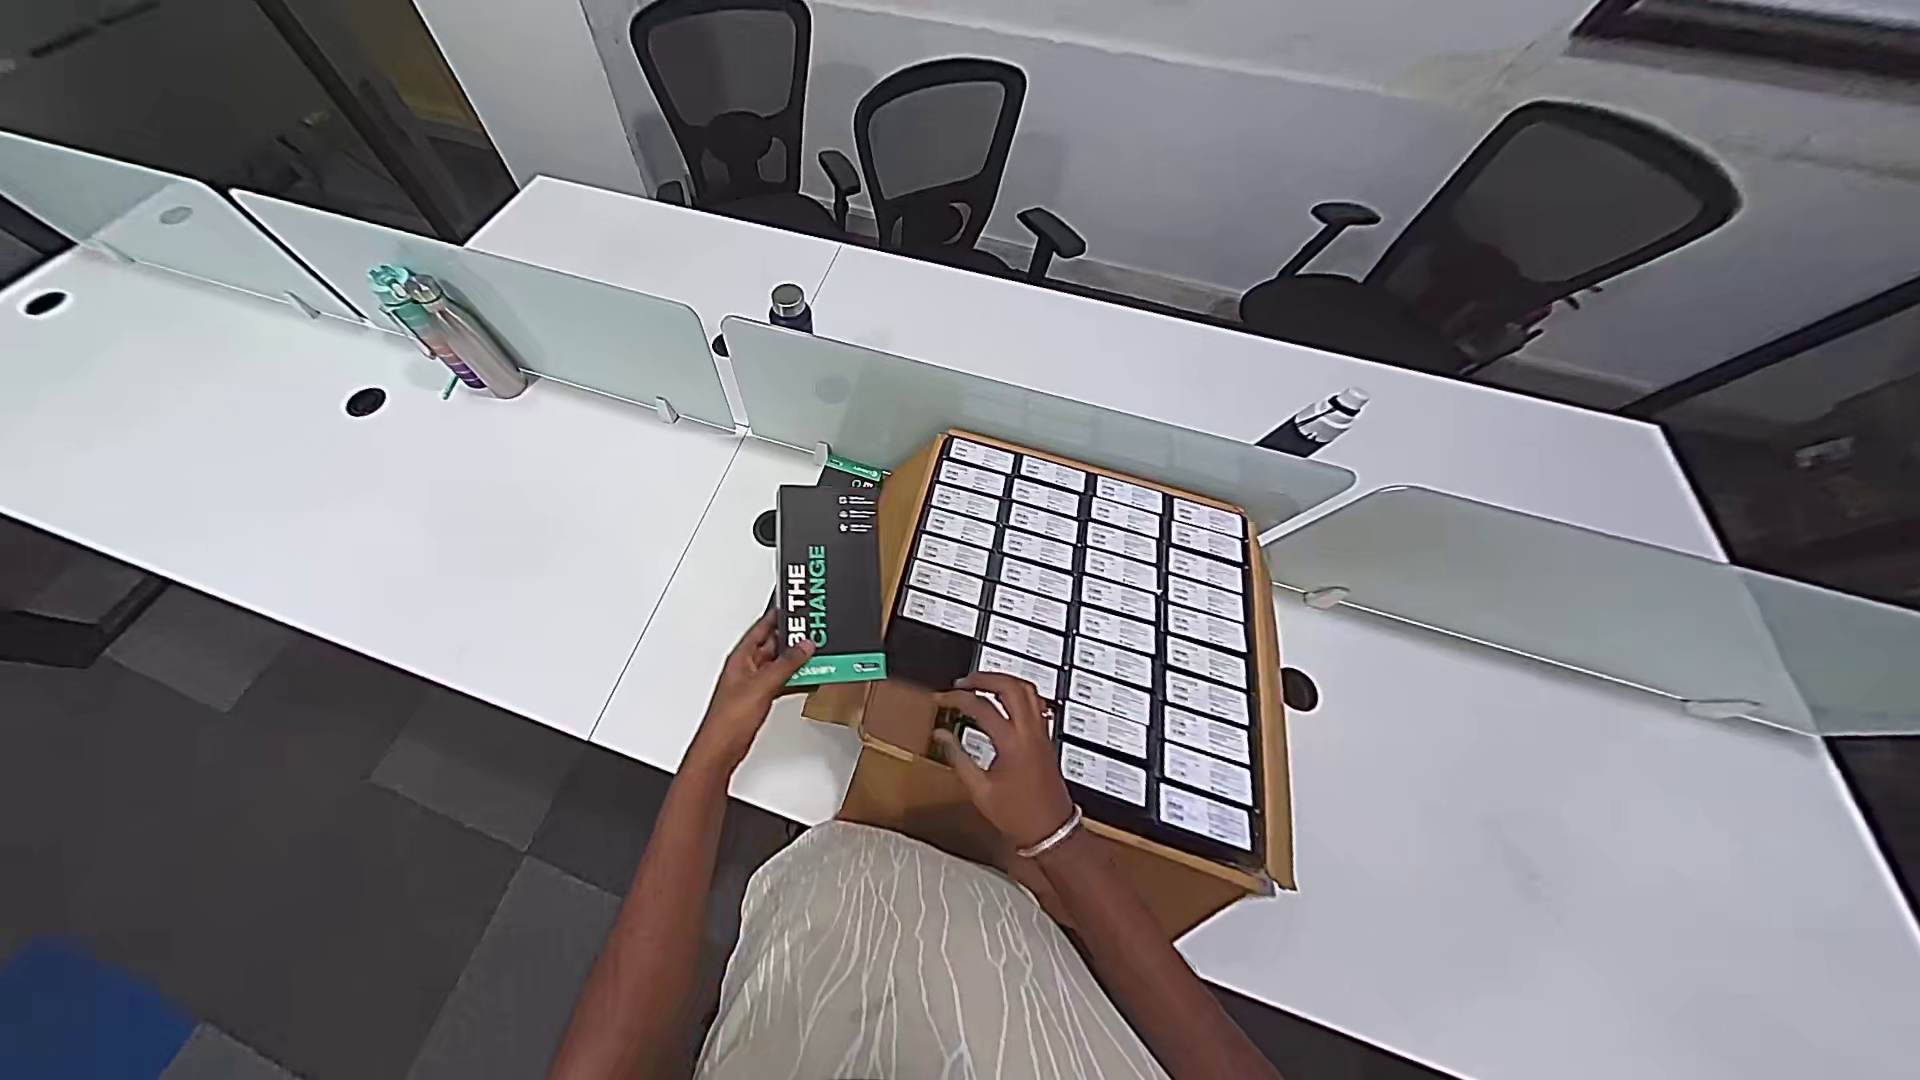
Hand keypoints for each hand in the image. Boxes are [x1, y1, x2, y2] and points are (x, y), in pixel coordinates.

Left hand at [687, 610, 814, 774]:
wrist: (721, 749)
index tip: (793, 606)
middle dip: (792, 638)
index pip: (761, 627)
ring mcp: (753, 682)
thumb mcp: (763, 685)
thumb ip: (786, 664)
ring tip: (814, 654)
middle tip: (811, 630)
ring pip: (779, 663)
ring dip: (795, 660)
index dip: (777, 615)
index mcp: (741, 657)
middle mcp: (747, 667)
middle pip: (773, 644)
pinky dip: (794, 678)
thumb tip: (803, 646)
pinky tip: (806, 679)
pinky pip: (781, 680)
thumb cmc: (728, 719)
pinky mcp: (760, 697)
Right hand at [931, 673, 1074, 851]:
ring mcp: (1041, 732)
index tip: (941, 699)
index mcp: (1012, 743)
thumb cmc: (1018, 816)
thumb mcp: (979, 790)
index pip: (980, 705)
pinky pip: (1035, 701)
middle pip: (1009, 686)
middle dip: (983, 678)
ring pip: (1026, 689)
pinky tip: (1005, 698)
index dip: (956, 698)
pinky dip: (1018, 692)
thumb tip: (941, 735)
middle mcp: (1029, 731)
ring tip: (982, 683)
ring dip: (1003, 680)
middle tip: (963, 682)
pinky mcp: (1046, 736)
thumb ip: (957, 758)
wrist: (1051, 831)